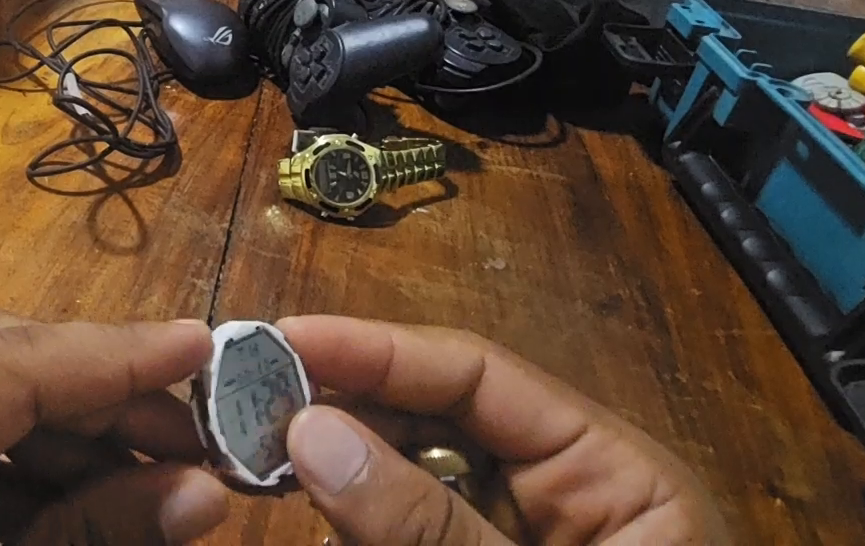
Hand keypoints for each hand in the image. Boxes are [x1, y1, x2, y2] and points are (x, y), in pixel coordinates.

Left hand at [0, 312, 231, 544]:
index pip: (5, 363)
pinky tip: (71, 496)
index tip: (205, 345)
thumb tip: (199, 497)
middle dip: (98, 394)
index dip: (115, 357)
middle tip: (194, 437)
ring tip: (149, 471)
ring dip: (60, 428)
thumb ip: (80, 541)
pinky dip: (4, 458)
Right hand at [278, 316, 729, 544]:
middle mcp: (554, 486)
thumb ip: (428, 528)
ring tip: (272, 463)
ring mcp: (506, 528)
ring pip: (401, 465)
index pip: (473, 373)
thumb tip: (308, 430)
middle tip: (257, 408)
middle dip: (345, 410)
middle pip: (427, 412)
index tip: (287, 337)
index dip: (375, 347)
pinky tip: (324, 518)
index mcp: (608, 471)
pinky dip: (356, 519)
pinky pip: (400, 520)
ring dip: (340, 467)